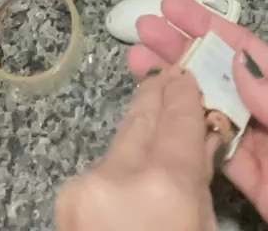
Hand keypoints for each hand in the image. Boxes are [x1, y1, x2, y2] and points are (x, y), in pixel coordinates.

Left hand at [56, 66, 223, 230]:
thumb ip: (199, 184)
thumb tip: (201, 143)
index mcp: (163, 188)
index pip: (179, 124)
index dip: (185, 95)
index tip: (188, 73)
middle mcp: (116, 175)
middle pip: (142, 119)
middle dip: (158, 94)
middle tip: (171, 70)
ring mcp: (83, 184)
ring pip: (121, 141)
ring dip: (139, 124)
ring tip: (156, 100)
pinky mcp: (66, 196)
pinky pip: (104, 167)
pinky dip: (123, 159)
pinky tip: (135, 153)